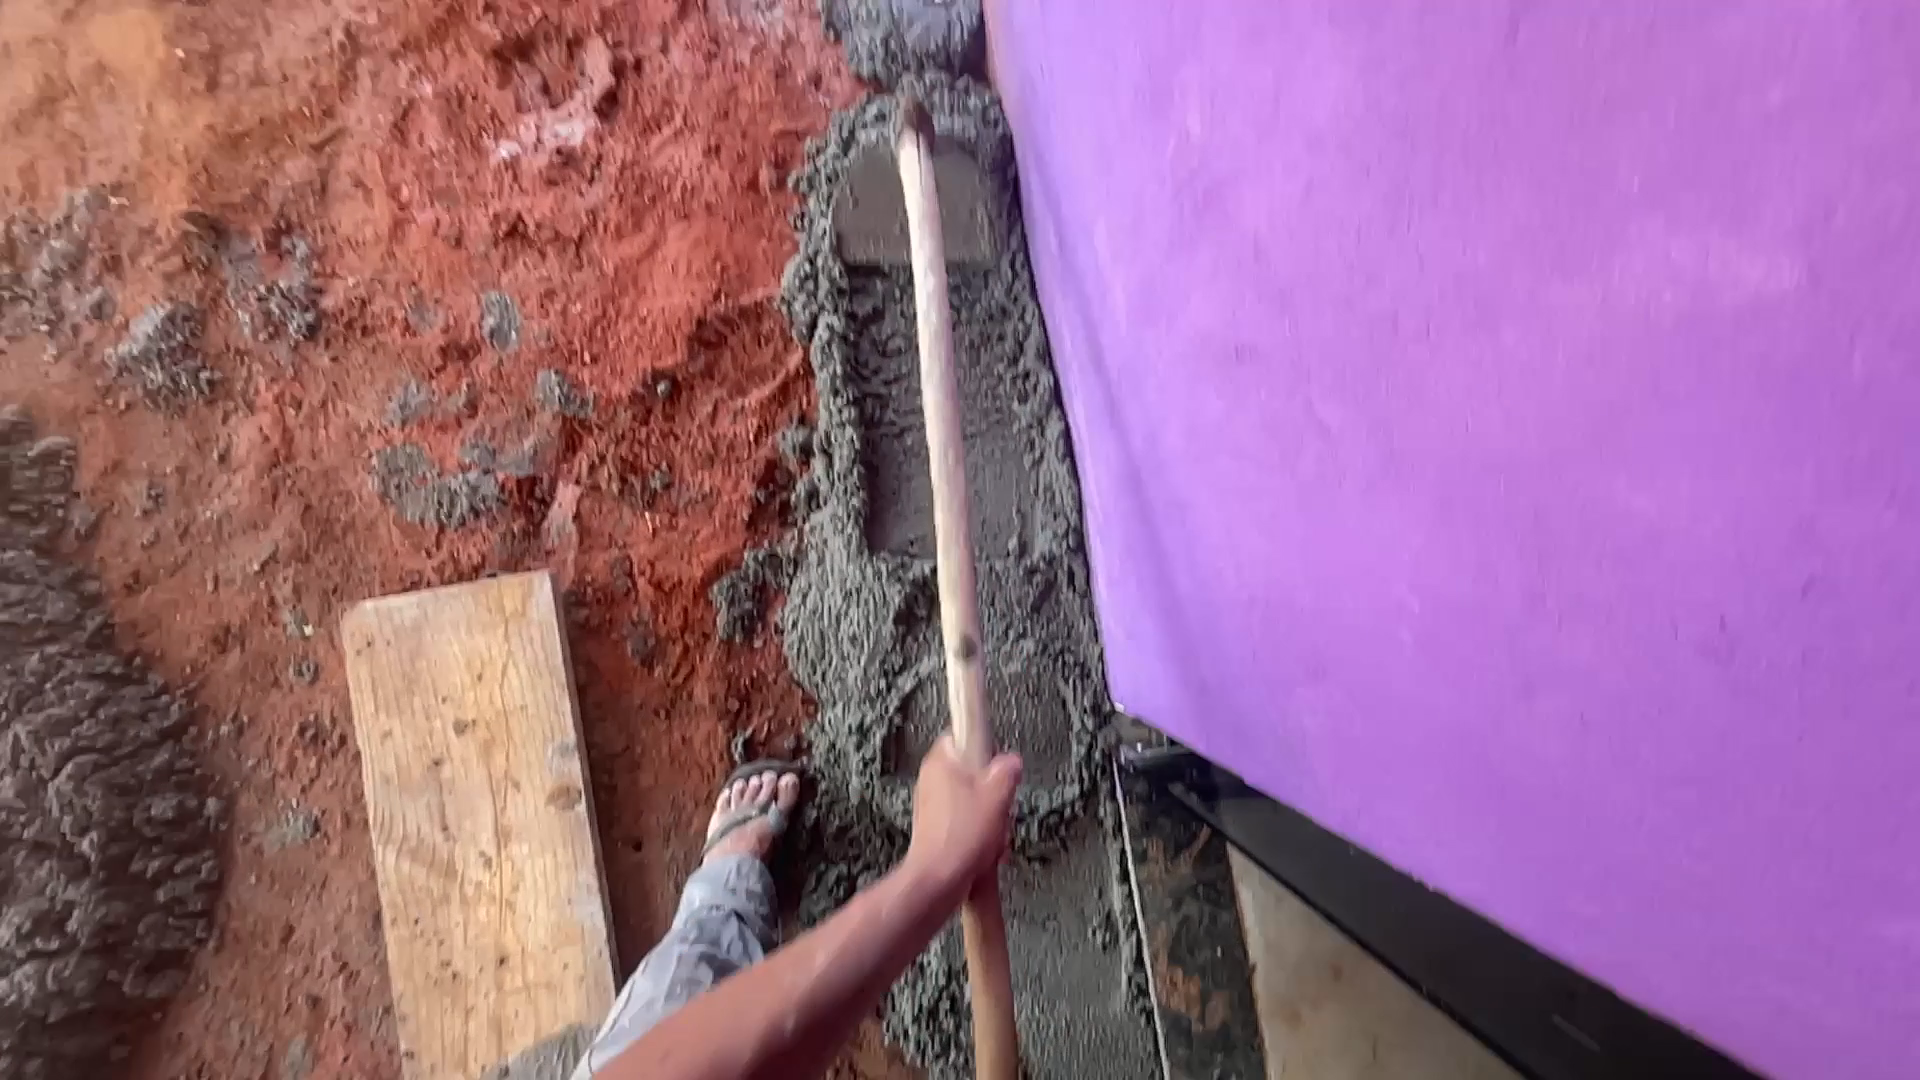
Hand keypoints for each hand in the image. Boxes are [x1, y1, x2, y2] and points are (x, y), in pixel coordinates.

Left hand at [905, 736, 1022, 900]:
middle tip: (999, 802)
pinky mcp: (936, 828)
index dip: (982, 745)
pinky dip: (979, 832)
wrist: (939, 882)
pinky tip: (988, 848)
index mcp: (941, 762)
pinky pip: (965, 820)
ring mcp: (932, 805)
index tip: (995, 758)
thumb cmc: (960, 838)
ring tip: (994, 831)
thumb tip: (1012, 761)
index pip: (960, 734)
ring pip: (971, 798)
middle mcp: (931, 779)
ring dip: (988, 814)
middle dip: (991, 789)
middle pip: (971, 770)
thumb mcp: (997, 795)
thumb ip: (1007, 771)